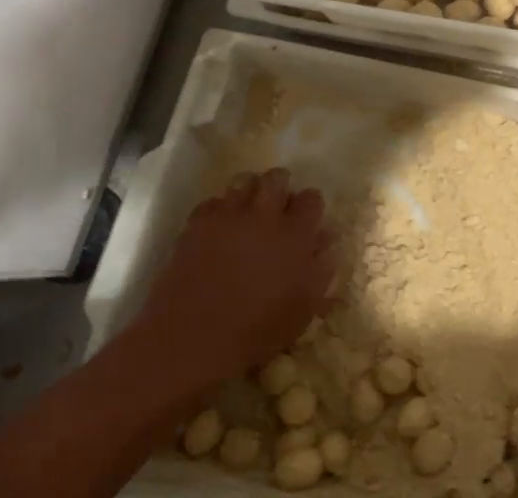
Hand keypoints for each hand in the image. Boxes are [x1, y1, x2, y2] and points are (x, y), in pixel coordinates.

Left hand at [129, 169, 336, 390]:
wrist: (190, 339)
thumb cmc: (255, 331)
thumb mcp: (303, 309)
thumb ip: (321, 269)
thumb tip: (328, 242)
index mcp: (295, 235)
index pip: (312, 198)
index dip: (310, 207)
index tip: (306, 222)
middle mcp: (264, 216)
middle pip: (277, 177)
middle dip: (281, 187)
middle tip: (277, 210)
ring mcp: (227, 216)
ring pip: (244, 180)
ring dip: (250, 191)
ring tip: (247, 213)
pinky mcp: (196, 225)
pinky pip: (212, 201)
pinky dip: (219, 209)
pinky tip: (218, 229)